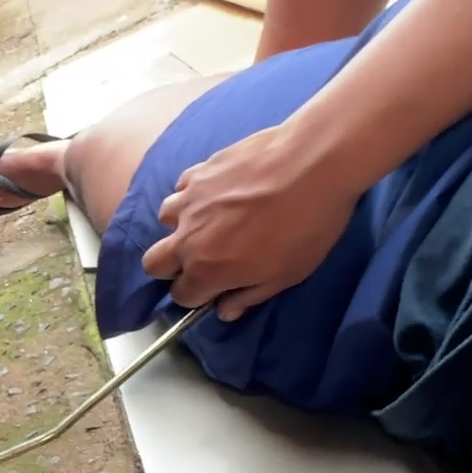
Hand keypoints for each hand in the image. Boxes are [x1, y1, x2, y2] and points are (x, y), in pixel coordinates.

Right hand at [140, 124, 362, 319]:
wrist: (318, 160)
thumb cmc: (308, 224)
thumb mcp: (287, 274)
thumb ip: (250, 296)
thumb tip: (225, 312)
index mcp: (205, 272)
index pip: (181, 295)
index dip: (198, 294)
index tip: (216, 285)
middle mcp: (186, 241)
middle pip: (154, 264)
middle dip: (171, 266)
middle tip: (199, 256)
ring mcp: (188, 205)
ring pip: (164, 221)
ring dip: (180, 224)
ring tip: (208, 218)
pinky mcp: (198, 173)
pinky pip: (183, 187)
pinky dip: (193, 193)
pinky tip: (216, 190)